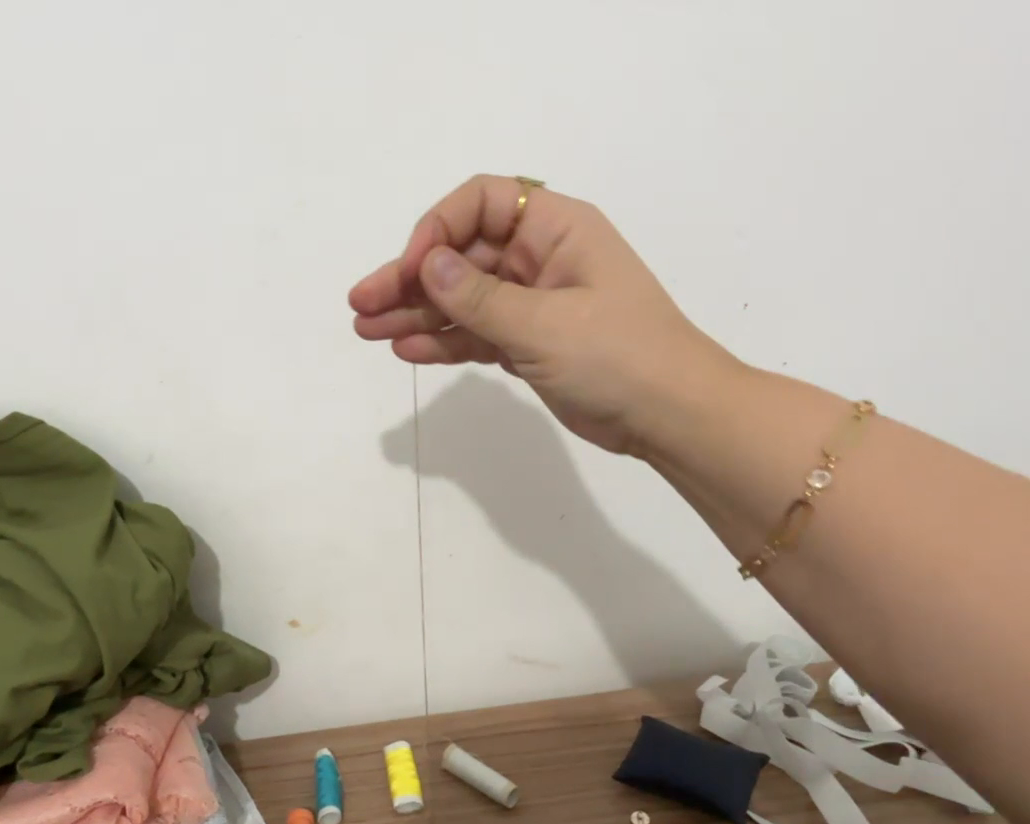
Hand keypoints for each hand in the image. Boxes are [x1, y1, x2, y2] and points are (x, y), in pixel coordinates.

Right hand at [348, 174, 734, 456]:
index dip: (438, 228)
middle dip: (410, 278)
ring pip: (461, 299)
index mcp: (556, 228)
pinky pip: (474, 334)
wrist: (668, 416)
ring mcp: (531, 303)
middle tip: (361, 306)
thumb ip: (479, 296)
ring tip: (367, 332)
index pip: (482, 203)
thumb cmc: (618, 355)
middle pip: (461, 255)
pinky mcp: (526, 343)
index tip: (410, 269)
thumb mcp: (543, 323)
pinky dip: (442, 342)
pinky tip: (406, 351)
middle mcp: (539, 257)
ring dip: (416, 314)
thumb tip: (426, 263)